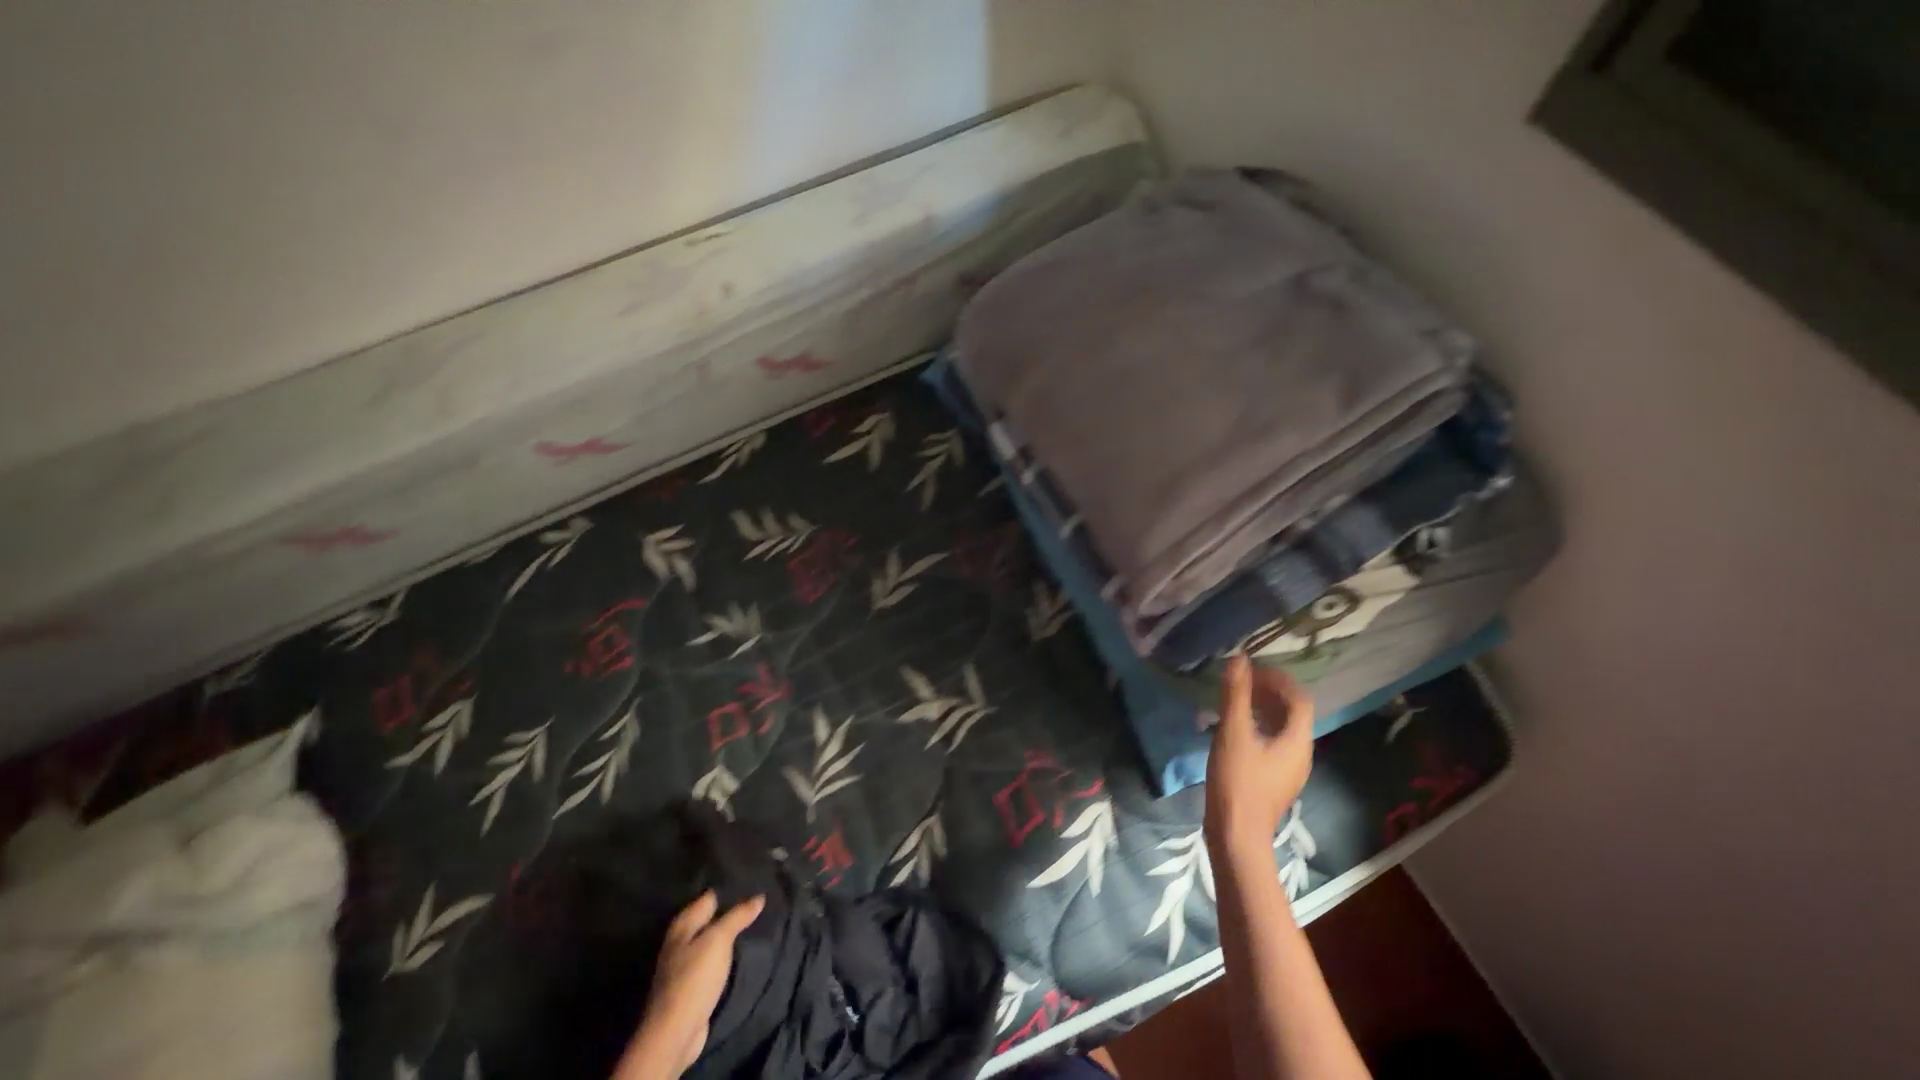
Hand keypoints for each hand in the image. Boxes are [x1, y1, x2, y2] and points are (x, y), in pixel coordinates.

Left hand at [614, 890, 764, 1079]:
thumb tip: (759, 897)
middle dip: (730, 908)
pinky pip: (713, 959)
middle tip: (760, 898)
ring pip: (711, 938)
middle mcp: (680, 940)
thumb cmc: (694, 978)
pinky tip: (741, 950)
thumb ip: (737, 917)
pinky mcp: (693, 983)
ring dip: (729, 932)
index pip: (708, 896)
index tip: (751, 878)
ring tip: (756, 921)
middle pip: (708, 917)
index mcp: (682, 924)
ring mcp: (685, 963)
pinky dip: (726, 952)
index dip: (727, 887)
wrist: (676, 1030)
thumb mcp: (718, 941)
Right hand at [1205, 654, 1314, 856]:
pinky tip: (1234, 731)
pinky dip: (1258, 728)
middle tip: (1241, 682)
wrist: (1237, 836)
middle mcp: (1301, 753)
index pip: (1299, 698)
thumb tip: (1238, 660)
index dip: (1278, 680)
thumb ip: (1236, 696)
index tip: (1252, 671)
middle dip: (1270, 692)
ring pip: (1283, 730)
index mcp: (1298, 741)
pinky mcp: (1275, 781)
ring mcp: (1290, 770)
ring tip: (1235, 702)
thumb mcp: (1233, 734)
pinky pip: (1273, 744)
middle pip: (1293, 713)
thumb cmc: (1237, 783)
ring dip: (1263, 710)